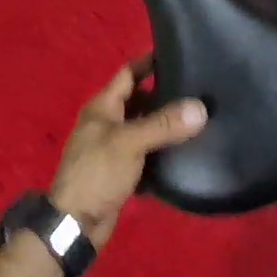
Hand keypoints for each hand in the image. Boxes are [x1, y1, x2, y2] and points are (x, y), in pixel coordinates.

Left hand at [48, 58, 206, 245]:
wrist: (76, 223)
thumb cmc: (97, 173)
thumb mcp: (130, 142)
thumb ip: (164, 124)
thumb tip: (200, 107)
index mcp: (103, 107)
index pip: (129, 73)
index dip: (150, 61)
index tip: (179, 53)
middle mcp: (107, 122)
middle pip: (139, 99)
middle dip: (165, 93)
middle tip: (199, 88)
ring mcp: (113, 147)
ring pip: (144, 127)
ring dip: (165, 123)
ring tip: (199, 117)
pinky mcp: (121, 171)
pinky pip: (146, 152)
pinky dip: (162, 150)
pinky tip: (185, 150)